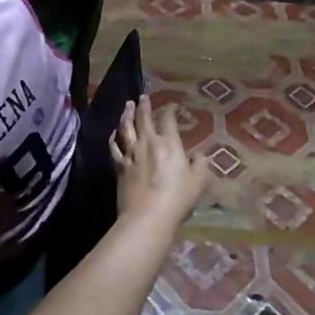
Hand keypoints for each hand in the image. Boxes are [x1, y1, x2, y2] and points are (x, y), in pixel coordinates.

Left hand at [109, 95, 209, 225]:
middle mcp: (147, 143)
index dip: (170, 110)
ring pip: (126, 128)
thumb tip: (199, 155)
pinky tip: (114, 133)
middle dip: (144, 106)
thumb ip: (201, 165)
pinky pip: (114, 147)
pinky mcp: (119, 167)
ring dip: (126, 115)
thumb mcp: (199, 182)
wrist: (147, 217)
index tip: (172, 105)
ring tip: (127, 106)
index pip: (168, 120)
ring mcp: (130, 154)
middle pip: (143, 119)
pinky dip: (114, 137)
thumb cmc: (177, 199)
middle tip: (143, 97)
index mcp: (169, 144)